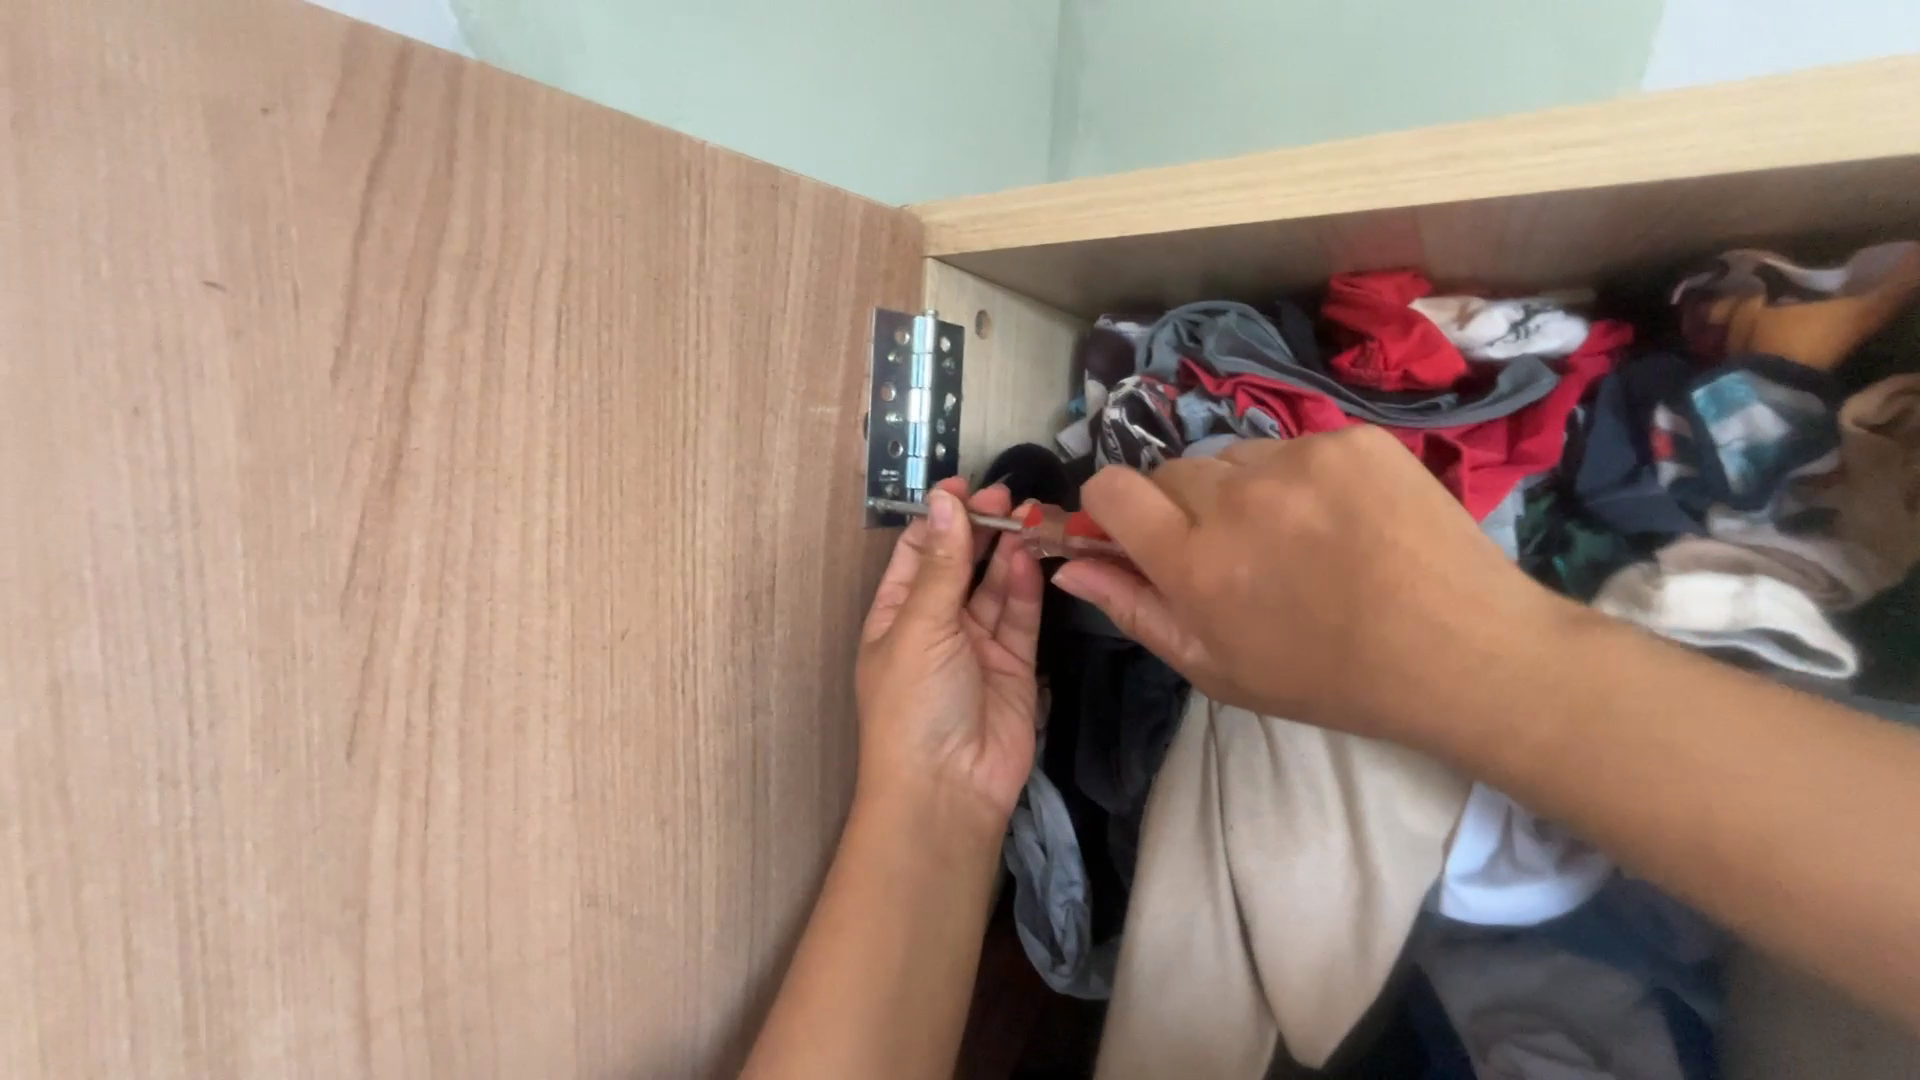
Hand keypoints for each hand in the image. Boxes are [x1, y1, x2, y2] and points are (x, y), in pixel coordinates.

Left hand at [856, 478, 1043, 826]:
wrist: (947, 788)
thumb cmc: (913, 704)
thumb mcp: (920, 627)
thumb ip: (942, 564)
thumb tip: (943, 500)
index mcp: (896, 615)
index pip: (918, 553)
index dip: (939, 517)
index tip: (963, 485)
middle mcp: (936, 626)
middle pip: (961, 564)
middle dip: (980, 530)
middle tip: (1006, 496)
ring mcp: (977, 645)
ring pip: (995, 587)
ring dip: (1008, 553)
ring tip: (1027, 517)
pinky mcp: (1014, 665)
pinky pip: (1020, 616)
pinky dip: (1026, 587)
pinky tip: (1030, 556)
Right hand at [1050, 428, 1561, 739]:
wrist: (1462, 652)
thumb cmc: (1325, 677)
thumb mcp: (1214, 667)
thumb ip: (1133, 608)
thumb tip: (1069, 566)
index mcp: (1194, 562)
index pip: (1110, 489)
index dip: (1108, 507)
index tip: (1131, 531)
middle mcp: (1235, 498)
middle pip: (1168, 472)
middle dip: (1179, 506)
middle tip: (1228, 551)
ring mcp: (1298, 459)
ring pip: (1230, 458)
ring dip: (1240, 491)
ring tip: (1294, 537)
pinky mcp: (1351, 438)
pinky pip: (1292, 447)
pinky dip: (1298, 478)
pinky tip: (1339, 519)